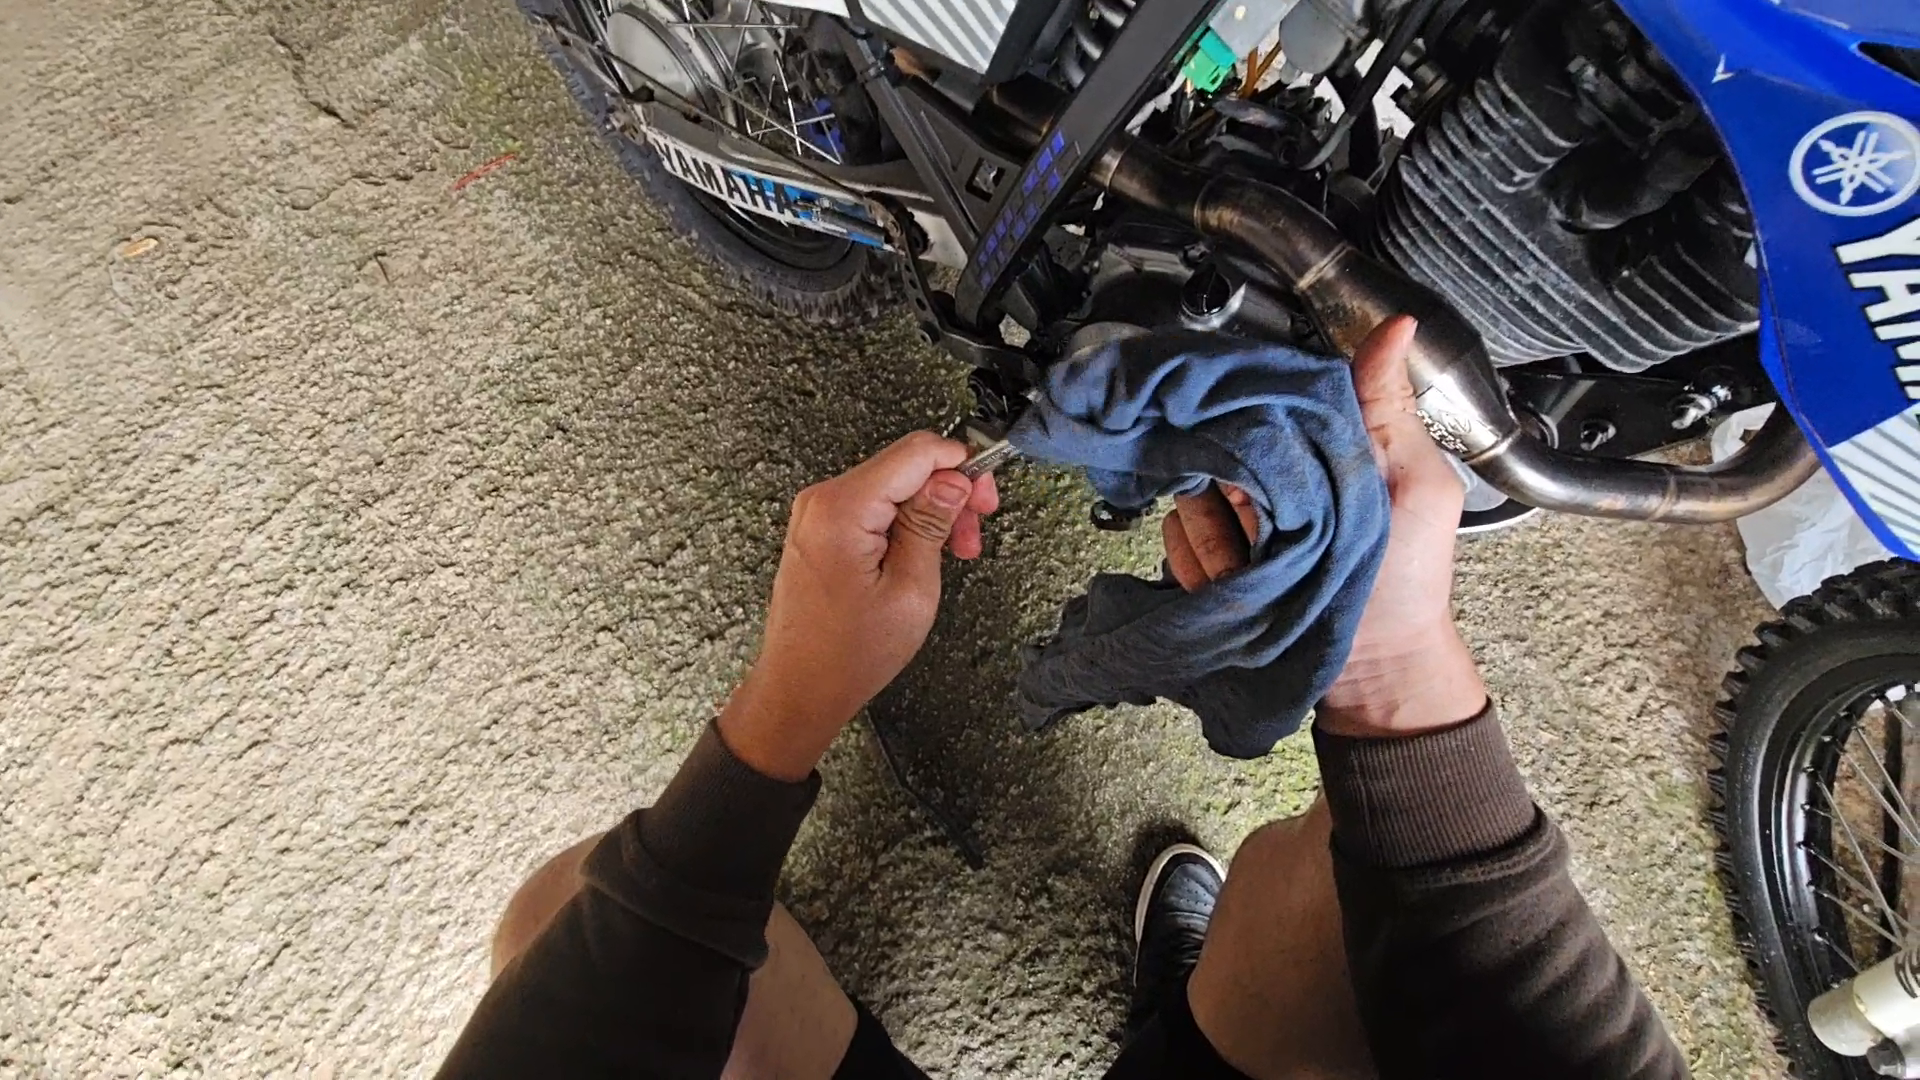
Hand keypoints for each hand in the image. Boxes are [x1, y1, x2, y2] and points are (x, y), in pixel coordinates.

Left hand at [720, 432, 998, 779]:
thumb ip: (932, 524)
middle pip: (905, 465)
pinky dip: (906, 521)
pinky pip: (874, 506)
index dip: (959, 466)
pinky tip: (925, 551)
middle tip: (975, 527)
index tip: (983, 493)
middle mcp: (822, 501)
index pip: (915, 452)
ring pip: (894, 486)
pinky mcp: (821, 529)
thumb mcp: (911, 589)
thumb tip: (953, 480)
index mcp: (842, 509)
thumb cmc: (848, 654)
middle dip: (949, 492)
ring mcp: (818, 514)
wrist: (801, 688)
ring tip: (954, 550)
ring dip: (932, 510)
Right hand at [1161, 316, 1485, 738]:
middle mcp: (1257, 477)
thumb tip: (1397, 325)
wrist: (1369, 666)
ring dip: (1220, 543)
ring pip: (1182, 503)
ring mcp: (1224, 521)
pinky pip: (1173, 547)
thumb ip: (1385, 412)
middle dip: (1234, 499)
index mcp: (1306, 448)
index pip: (1247, 407)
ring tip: (1261, 569)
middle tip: (1272, 528)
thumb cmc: (1402, 575)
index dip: (1242, 425)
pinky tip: (1238, 587)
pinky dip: (1203, 571)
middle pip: (1203, 454)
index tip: (1252, 454)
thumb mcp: (1413, 483)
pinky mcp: (1202, 560)